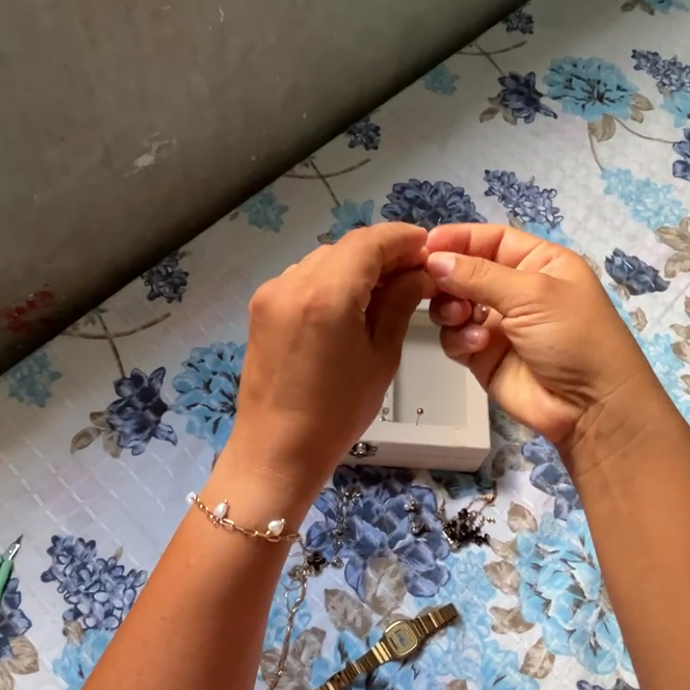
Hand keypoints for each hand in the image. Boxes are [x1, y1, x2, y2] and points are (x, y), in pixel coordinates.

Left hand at [224, 223, 432, 487]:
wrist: (276, 450)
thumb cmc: (337, 412)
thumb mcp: (381, 357)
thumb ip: (399, 305)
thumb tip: (417, 274)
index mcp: (326, 294)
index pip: (370, 242)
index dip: (403, 239)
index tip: (428, 249)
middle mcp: (293, 282)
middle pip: (345, 248)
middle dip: (381, 254)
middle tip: (413, 275)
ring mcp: (271, 292)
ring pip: (323, 260)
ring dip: (355, 266)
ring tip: (384, 292)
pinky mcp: (261, 307)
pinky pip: (304, 279)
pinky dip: (330, 281)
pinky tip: (350, 305)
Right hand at [424, 224, 658, 449]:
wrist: (590, 407)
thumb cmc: (575, 337)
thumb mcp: (533, 294)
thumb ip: (479, 274)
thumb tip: (433, 259)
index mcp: (539, 262)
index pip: (491, 239)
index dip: (459, 238)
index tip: (426, 244)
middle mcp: (516, 289)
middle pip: (466, 270)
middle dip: (447, 276)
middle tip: (429, 283)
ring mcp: (498, 323)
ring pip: (454, 304)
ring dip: (451, 308)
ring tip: (461, 318)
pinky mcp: (483, 354)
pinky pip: (455, 337)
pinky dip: (459, 338)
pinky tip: (477, 345)